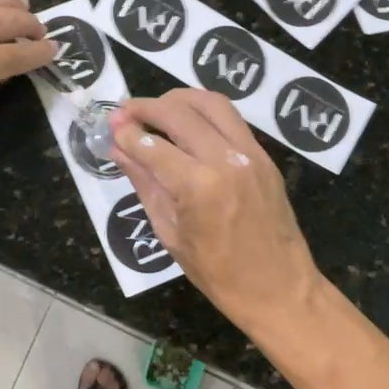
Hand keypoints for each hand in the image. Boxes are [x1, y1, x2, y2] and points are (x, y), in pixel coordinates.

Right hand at [110, 89, 324, 335]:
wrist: (279, 289)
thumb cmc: (217, 273)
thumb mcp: (169, 233)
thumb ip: (144, 183)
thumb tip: (118, 149)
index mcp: (199, 187)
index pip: (152, 145)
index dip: (126, 132)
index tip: (109, 126)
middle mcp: (226, 160)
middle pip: (179, 112)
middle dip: (146, 108)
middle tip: (123, 113)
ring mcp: (250, 154)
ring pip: (210, 102)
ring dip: (177, 99)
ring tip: (155, 110)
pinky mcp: (263, 156)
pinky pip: (231, 118)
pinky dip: (203, 112)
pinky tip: (185, 123)